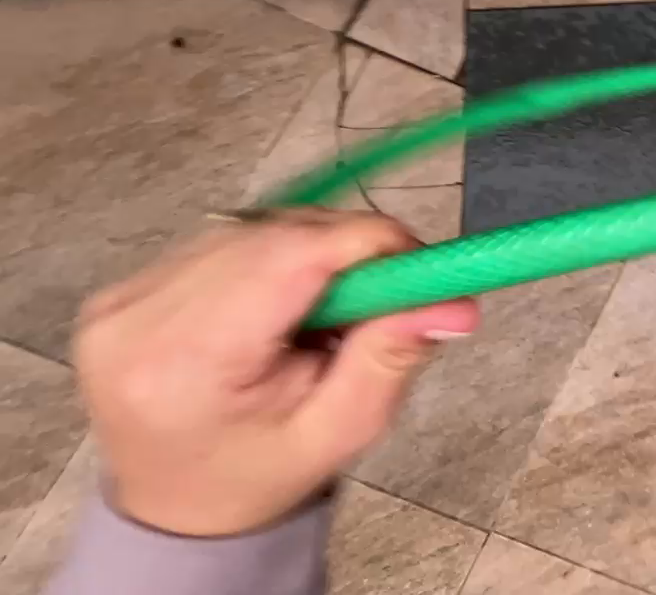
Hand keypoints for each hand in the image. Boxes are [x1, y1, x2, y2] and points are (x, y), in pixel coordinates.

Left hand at [73, 211, 478, 536]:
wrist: (182, 501)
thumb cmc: (271, 465)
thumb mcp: (349, 424)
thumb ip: (395, 356)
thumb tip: (459, 304)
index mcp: (183, 362)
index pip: (292, 254)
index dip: (371, 242)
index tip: (422, 268)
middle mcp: (139, 318)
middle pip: (281, 233)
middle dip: (355, 247)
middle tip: (393, 290)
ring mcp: (126, 297)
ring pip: (265, 225)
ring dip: (324, 248)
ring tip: (342, 302)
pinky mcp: (133, 285)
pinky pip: (240, 235)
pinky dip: (290, 251)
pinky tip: (296, 295)